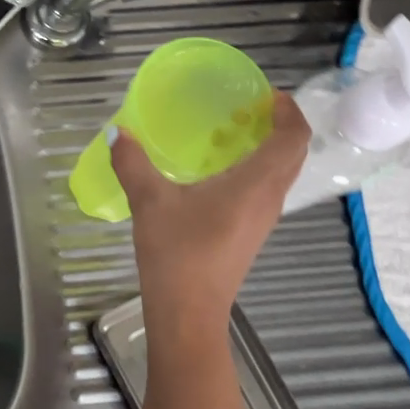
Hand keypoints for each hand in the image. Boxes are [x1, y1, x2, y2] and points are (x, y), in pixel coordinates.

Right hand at [113, 92, 309, 344]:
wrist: (187, 311)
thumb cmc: (177, 253)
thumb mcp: (150, 203)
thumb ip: (133, 165)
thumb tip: (116, 133)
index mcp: (257, 181)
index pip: (294, 134)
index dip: (288, 109)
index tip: (265, 96)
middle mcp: (269, 198)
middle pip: (291, 153)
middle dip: (275, 128)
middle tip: (243, 115)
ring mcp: (262, 221)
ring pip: (277, 175)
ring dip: (262, 153)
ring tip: (224, 143)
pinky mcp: (248, 238)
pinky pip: (260, 195)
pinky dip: (248, 177)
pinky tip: (211, 183)